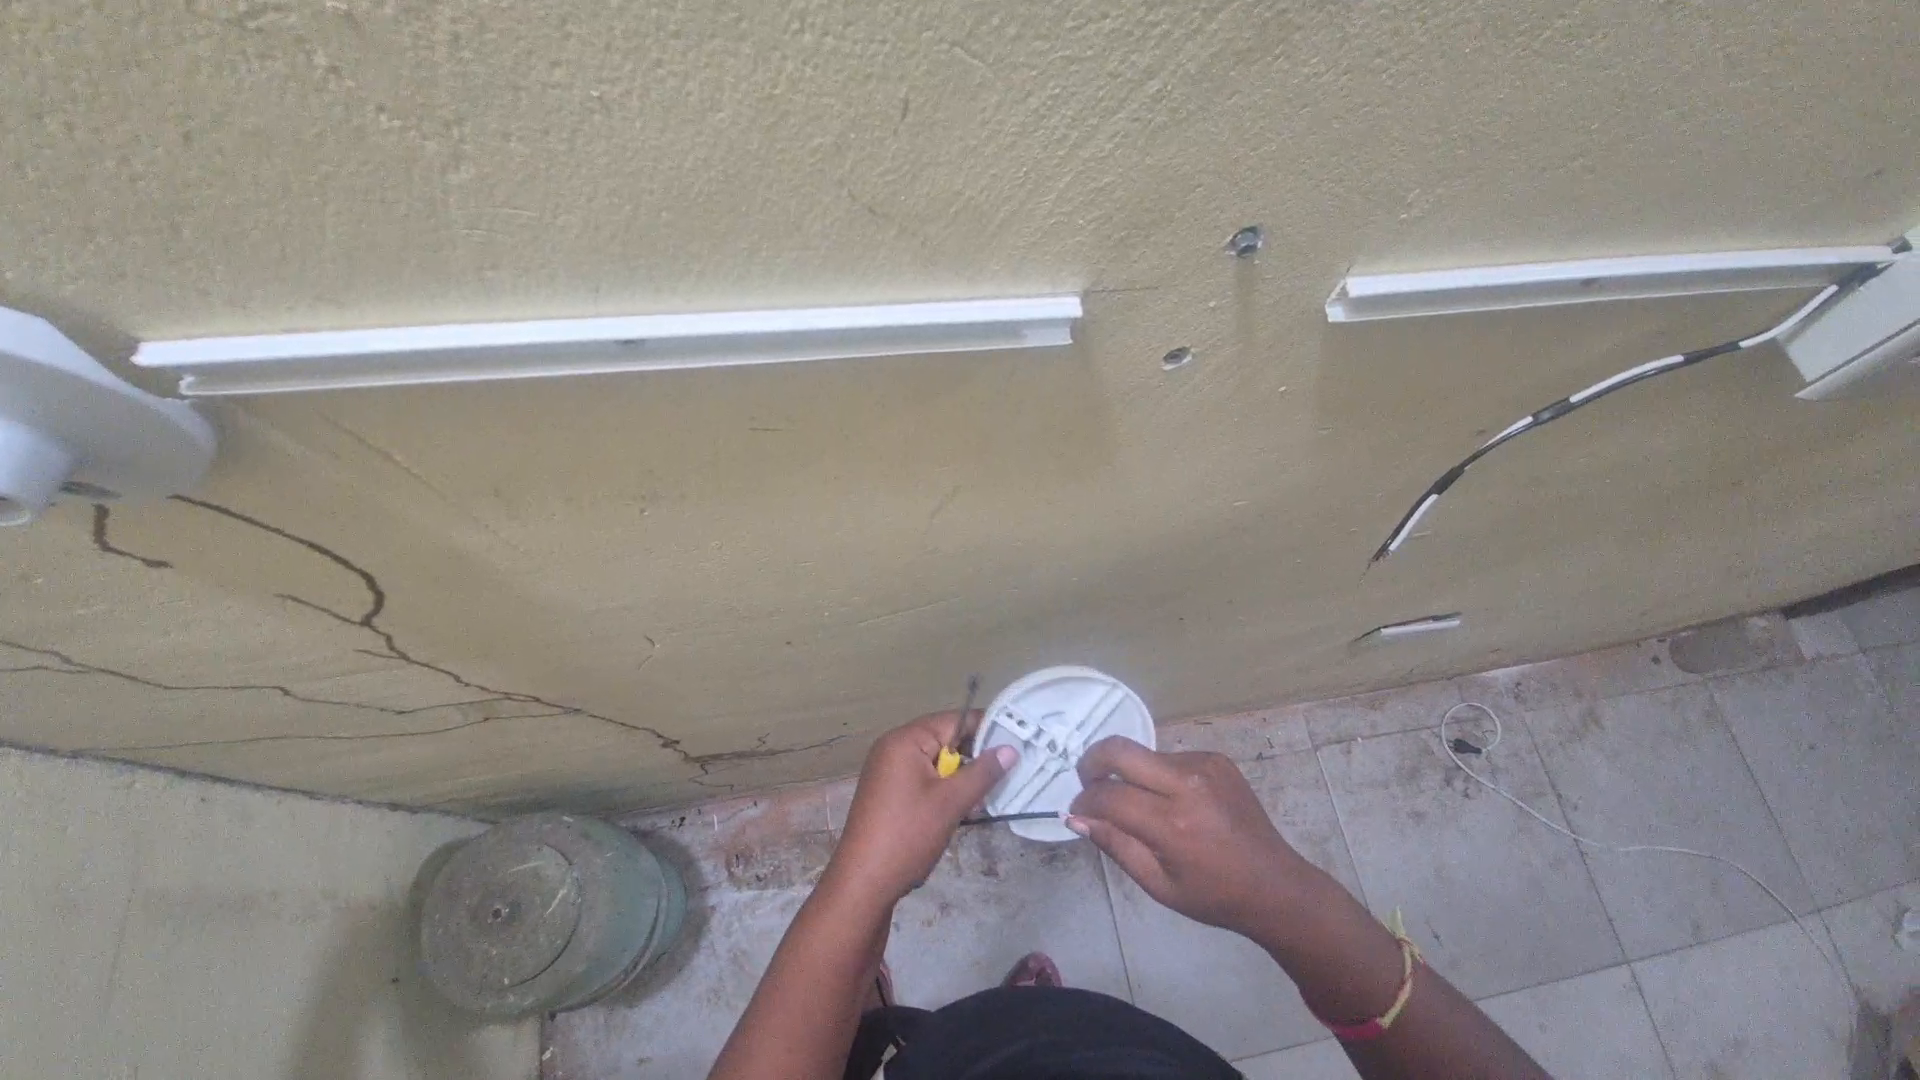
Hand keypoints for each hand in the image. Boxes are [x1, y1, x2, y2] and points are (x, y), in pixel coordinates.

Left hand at [827, 710, 1016, 904]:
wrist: (863, 882)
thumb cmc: (908, 835)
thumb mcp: (951, 802)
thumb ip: (983, 773)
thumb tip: (1010, 749)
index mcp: (905, 740)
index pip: (953, 720)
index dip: (985, 728)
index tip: (1017, 739)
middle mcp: (893, 748)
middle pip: (944, 739)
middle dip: (974, 755)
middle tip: (1008, 770)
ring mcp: (888, 771)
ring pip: (936, 762)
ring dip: (961, 777)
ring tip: (989, 794)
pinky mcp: (888, 792)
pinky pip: (923, 779)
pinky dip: (944, 789)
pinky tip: (964, 808)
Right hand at [1067, 737, 1316, 943]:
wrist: (1275, 884)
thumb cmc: (1212, 895)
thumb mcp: (1156, 884)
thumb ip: (1114, 844)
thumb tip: (1077, 817)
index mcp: (1172, 823)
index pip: (1108, 796)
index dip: (1084, 802)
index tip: (1077, 812)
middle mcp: (1187, 783)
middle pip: (1119, 750)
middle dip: (1092, 763)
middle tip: (1088, 783)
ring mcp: (1204, 764)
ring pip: (1143, 754)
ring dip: (1129, 774)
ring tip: (1139, 805)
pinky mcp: (1216, 758)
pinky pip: (1169, 758)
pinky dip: (1157, 775)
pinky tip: (1171, 801)